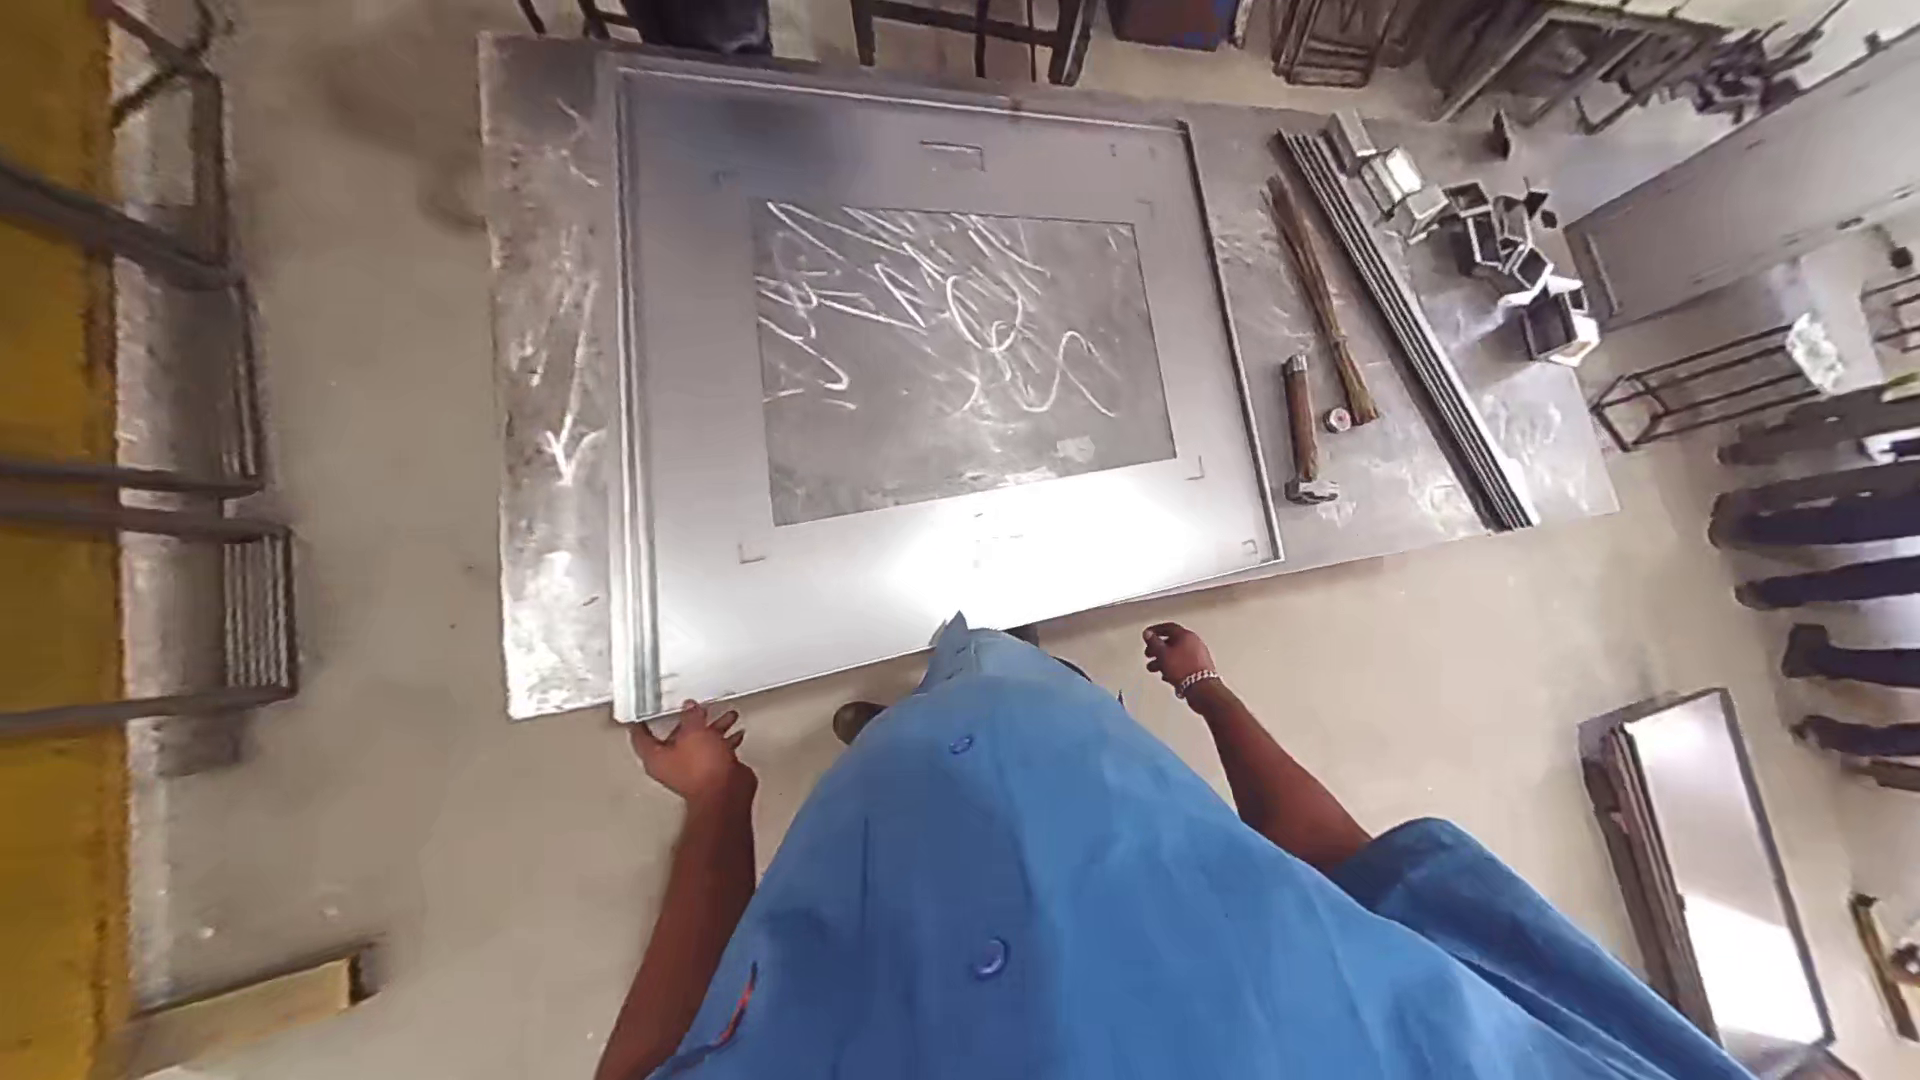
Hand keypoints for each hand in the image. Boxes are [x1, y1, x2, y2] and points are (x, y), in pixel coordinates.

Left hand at [631, 700, 755, 810]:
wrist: (725, 791)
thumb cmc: (702, 770)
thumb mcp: (694, 732)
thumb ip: (690, 716)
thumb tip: (689, 708)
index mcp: (657, 758)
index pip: (641, 738)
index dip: (641, 724)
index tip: (642, 715)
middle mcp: (672, 765)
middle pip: (676, 739)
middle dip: (689, 722)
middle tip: (695, 709)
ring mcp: (692, 770)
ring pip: (700, 743)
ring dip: (713, 729)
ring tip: (725, 716)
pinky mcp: (711, 773)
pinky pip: (717, 751)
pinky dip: (726, 740)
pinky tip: (735, 733)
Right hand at [1143, 622, 1216, 691]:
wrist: (1201, 689)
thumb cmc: (1184, 669)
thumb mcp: (1162, 653)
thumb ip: (1153, 642)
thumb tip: (1148, 634)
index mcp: (1186, 635)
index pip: (1168, 627)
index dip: (1155, 630)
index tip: (1148, 634)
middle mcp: (1195, 643)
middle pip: (1172, 641)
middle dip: (1158, 648)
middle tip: (1150, 653)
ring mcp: (1199, 655)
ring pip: (1177, 654)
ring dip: (1164, 660)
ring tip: (1155, 668)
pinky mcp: (1200, 668)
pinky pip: (1183, 663)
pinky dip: (1174, 667)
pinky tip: (1168, 675)